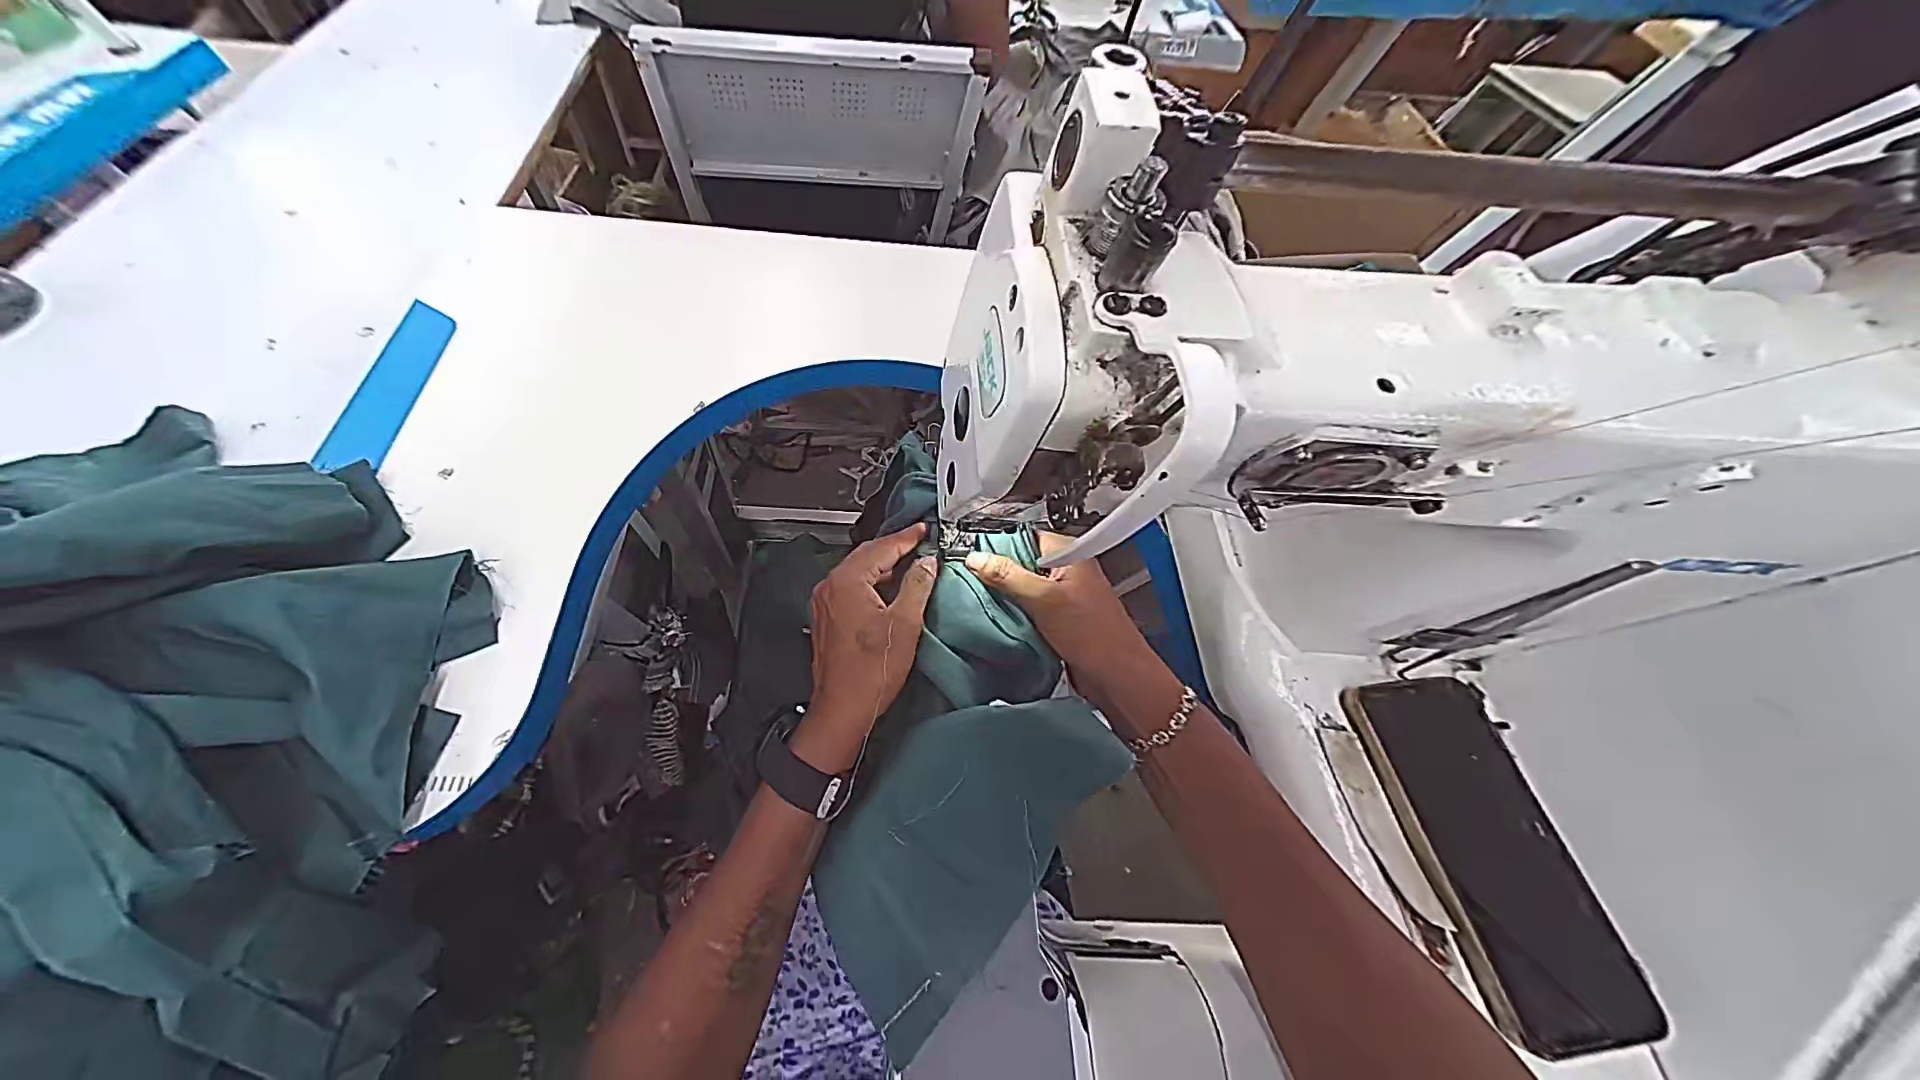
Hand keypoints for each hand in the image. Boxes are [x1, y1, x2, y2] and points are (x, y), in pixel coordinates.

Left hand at [797, 523, 938, 770]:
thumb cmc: (872, 672)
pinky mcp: (826, 618)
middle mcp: (830, 587)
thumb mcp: (904, 624)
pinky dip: (872, 582)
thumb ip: (917, 586)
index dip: (907, 537)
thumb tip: (927, 563)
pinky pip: (851, 588)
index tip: (924, 530)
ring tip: (910, 564)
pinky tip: (889, 590)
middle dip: (894, 548)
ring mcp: (824, 603)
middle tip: (919, 543)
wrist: (843, 709)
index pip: (881, 548)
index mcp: (847, 582)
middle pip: (866, 556)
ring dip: (884, 566)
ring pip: (858, 572)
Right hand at [963, 533, 1166, 713]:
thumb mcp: (1044, 599)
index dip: (998, 546)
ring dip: (1006, 597)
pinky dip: (1015, 614)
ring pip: (1022, 587)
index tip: (974, 558)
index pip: (1024, 536)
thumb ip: (1008, 576)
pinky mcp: (1057, 617)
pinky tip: (1003, 621)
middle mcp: (1067, 570)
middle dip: (998, 574)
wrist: (1115, 675)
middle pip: (1020, 562)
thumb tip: (978, 559)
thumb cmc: (1096, 635)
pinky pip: (1028, 608)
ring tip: (987, 604)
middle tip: (976, 584)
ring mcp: (1062, 594)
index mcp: (1069, 553)